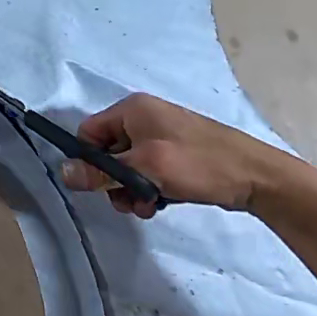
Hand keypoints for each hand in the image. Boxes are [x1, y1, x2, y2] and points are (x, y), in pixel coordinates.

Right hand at [60, 93, 293, 217]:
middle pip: (107, 151)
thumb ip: (102, 172)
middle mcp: (144, 117)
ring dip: (131, 190)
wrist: (253, 176)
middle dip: (114, 180)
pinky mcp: (175, 154)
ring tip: (148, 206)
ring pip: (127, 166)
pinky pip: (148, 171)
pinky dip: (149, 188)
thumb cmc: (197, 164)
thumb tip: (63, 172)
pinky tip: (161, 203)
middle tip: (129, 201)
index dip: (88, 161)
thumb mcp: (145, 169)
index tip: (100, 186)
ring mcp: (161, 135)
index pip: (89, 132)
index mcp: (133, 110)